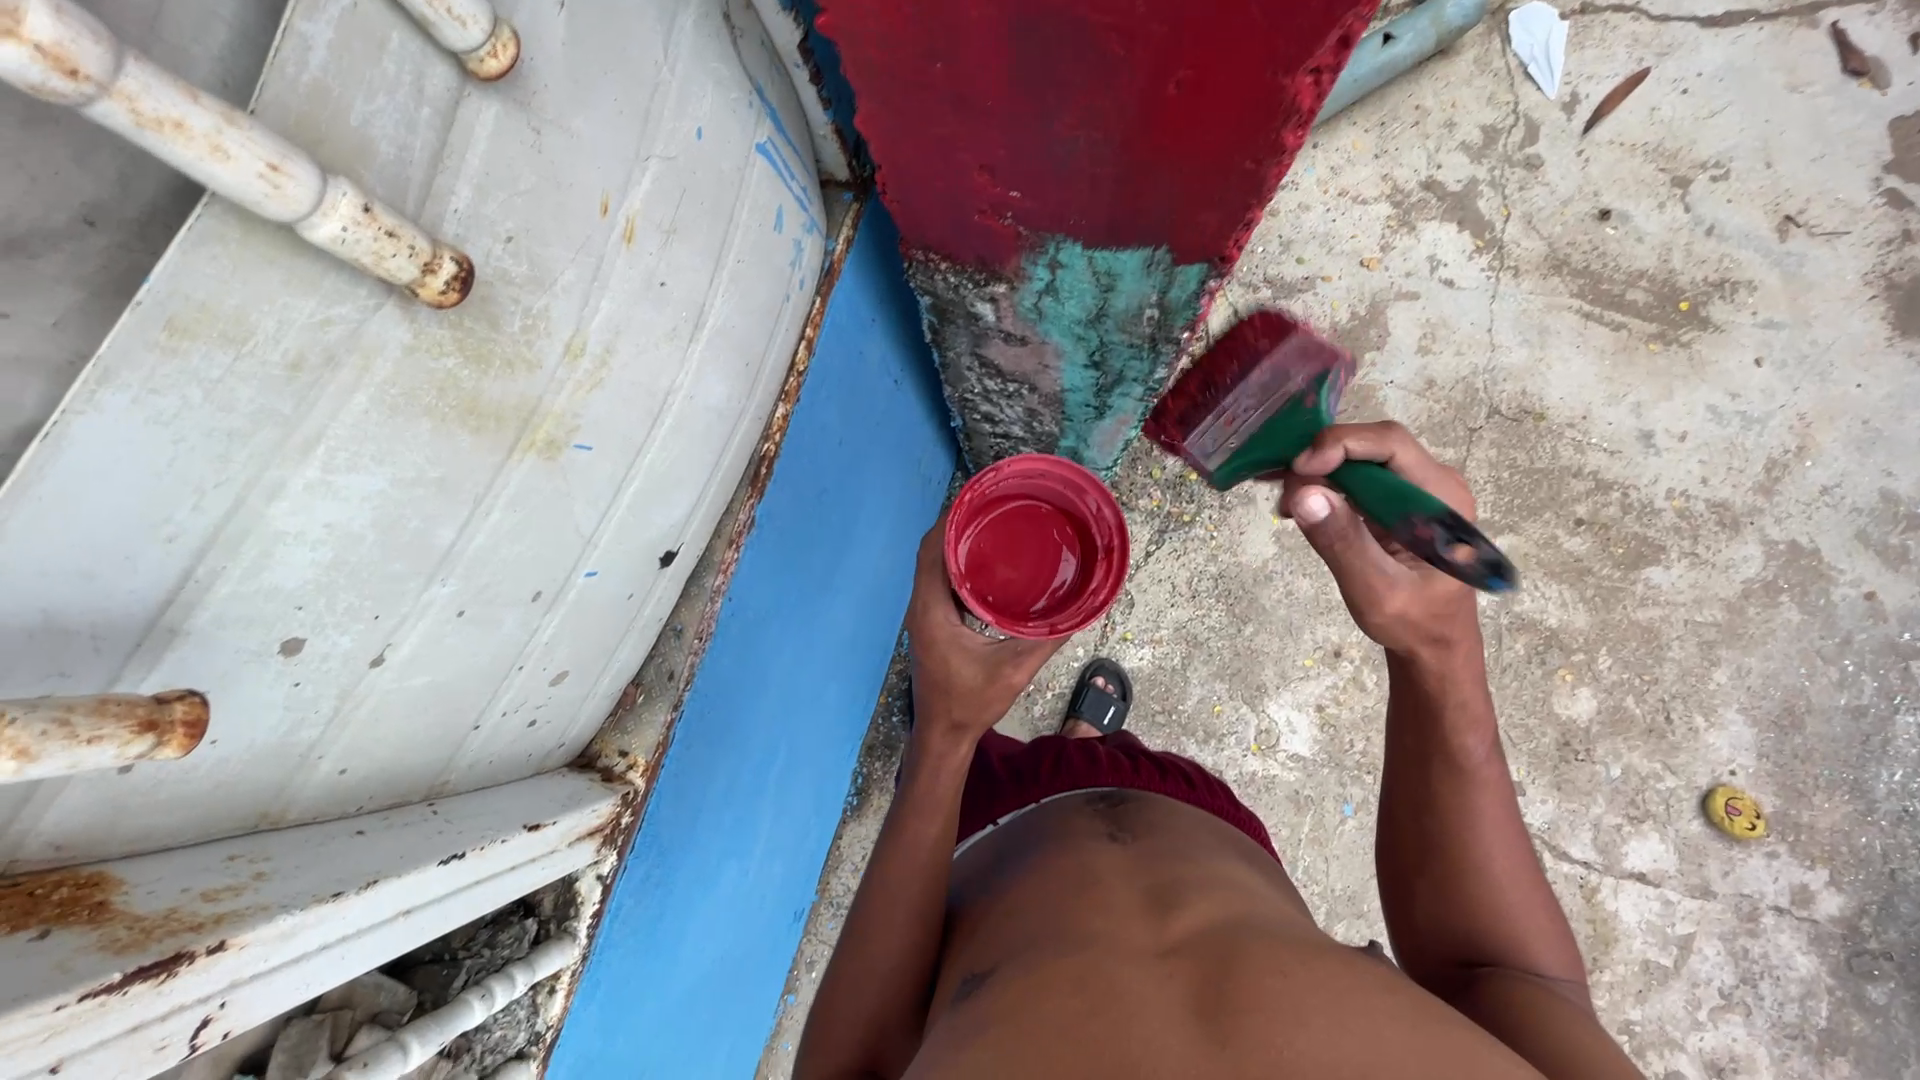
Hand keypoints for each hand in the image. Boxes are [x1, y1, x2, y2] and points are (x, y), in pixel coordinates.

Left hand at [905, 512, 1066, 746]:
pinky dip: (960, 566)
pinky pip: (942, 583)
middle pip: (932, 550)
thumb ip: (1047, 638)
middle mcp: (921, 606)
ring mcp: (924, 615)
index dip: (952, 519)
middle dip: (960, 524)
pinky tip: (989, 565)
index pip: (932, 549)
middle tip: (997, 507)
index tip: (981, 497)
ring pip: (935, 566)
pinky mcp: (932, 624)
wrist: (944, 736)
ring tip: (996, 526)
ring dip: (959, 544)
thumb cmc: (971, 703)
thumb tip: (1083, 608)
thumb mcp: (1015, 669)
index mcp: (931, 609)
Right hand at [1279, 422, 1482, 661]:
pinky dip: (1320, 486)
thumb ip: (1343, 542)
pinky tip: (1293, 506)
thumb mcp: (1376, 591)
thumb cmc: (1414, 622)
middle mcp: (1430, 482)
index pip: (1389, 443)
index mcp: (1440, 497)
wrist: (1433, 644)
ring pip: (1356, 460)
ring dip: (1315, 475)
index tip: (1297, 471)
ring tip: (1284, 507)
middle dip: (1320, 462)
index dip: (1340, 445)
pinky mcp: (1391, 502)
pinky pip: (1352, 479)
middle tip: (1282, 497)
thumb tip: (1303, 494)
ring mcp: (1410, 491)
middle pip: (1368, 447)